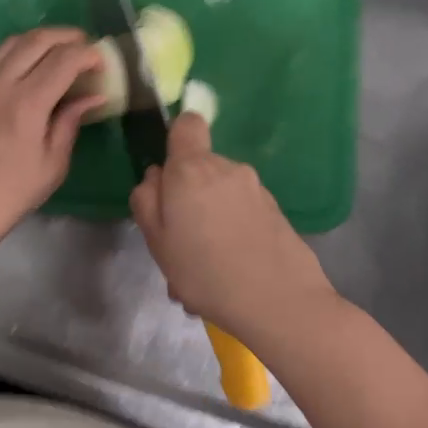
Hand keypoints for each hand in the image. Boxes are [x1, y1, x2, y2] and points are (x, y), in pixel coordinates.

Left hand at [0, 28, 103, 246]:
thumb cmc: (14, 191)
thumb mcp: (53, 162)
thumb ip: (71, 121)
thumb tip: (93, 96)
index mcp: (26, 104)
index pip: (63, 59)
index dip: (88, 55)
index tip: (101, 63)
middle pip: (35, 40)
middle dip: (66, 37)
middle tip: (84, 47)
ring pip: (10, 45)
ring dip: (38, 40)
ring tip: (58, 51)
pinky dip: (15, 56)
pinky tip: (28, 70)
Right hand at [130, 114, 340, 345]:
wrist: (281, 304)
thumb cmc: (204, 270)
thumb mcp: (155, 239)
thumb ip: (146, 198)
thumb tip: (156, 176)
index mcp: (191, 169)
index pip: (188, 124)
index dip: (176, 137)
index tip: (168, 169)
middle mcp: (226, 169)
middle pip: (199, 167)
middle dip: (186, 194)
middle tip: (178, 239)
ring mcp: (255, 190)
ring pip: (218, 194)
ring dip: (207, 218)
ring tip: (201, 263)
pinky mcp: (276, 212)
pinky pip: (240, 212)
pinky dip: (230, 231)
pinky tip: (226, 270)